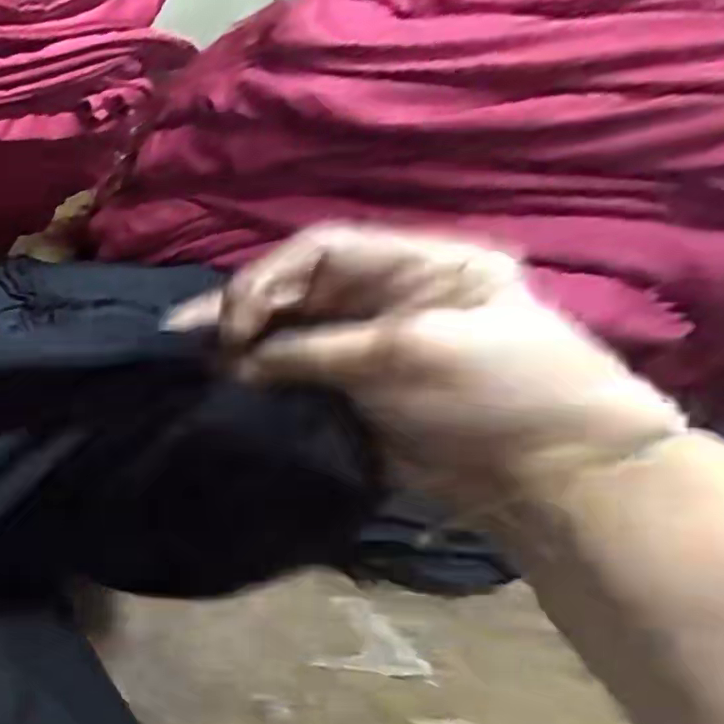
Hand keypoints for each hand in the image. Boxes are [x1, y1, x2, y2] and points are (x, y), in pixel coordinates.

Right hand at [166, 225, 686, 504]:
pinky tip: (214, 378)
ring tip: (184, 353)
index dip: (265, 278)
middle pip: (287, 288)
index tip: (238, 325)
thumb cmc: (496, 391)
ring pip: (276, 328)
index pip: (318, 251)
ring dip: (231, 340)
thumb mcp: (408, 354)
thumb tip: (234, 363)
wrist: (541, 472)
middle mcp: (375, 296)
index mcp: (412, 266)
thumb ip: (314, 350)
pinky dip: (245, 373)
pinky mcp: (338, 384)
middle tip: (182, 334)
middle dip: (234, 309)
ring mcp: (354, 341)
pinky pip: (279, 369)